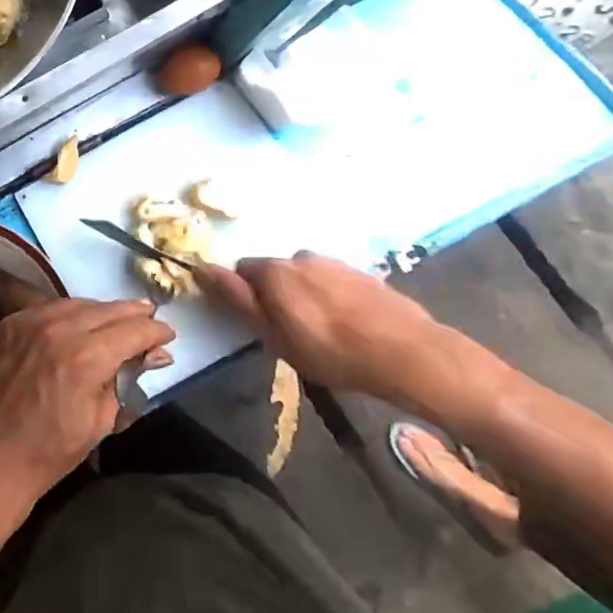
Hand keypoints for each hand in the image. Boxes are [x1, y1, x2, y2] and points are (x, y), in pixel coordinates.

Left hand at [0, 298, 173, 507]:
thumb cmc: (50, 450)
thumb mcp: (101, 420)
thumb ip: (127, 380)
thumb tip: (156, 356)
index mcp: (84, 356)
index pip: (131, 330)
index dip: (155, 330)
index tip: (169, 334)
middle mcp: (56, 328)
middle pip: (105, 310)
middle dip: (132, 314)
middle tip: (150, 317)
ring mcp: (28, 322)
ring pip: (75, 304)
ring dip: (101, 310)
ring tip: (118, 318)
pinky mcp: (8, 324)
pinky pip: (47, 309)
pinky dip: (69, 313)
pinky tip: (79, 322)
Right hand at [199, 253, 451, 404]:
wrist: (409, 355)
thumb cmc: (330, 351)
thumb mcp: (273, 335)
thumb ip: (237, 300)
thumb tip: (202, 267)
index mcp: (275, 270)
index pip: (242, 270)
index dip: (245, 296)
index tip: (259, 323)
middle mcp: (302, 257)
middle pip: (275, 272)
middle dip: (276, 294)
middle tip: (290, 331)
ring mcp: (337, 264)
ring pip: (307, 276)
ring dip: (307, 295)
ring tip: (324, 331)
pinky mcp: (367, 276)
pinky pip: (336, 283)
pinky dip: (335, 298)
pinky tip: (350, 326)